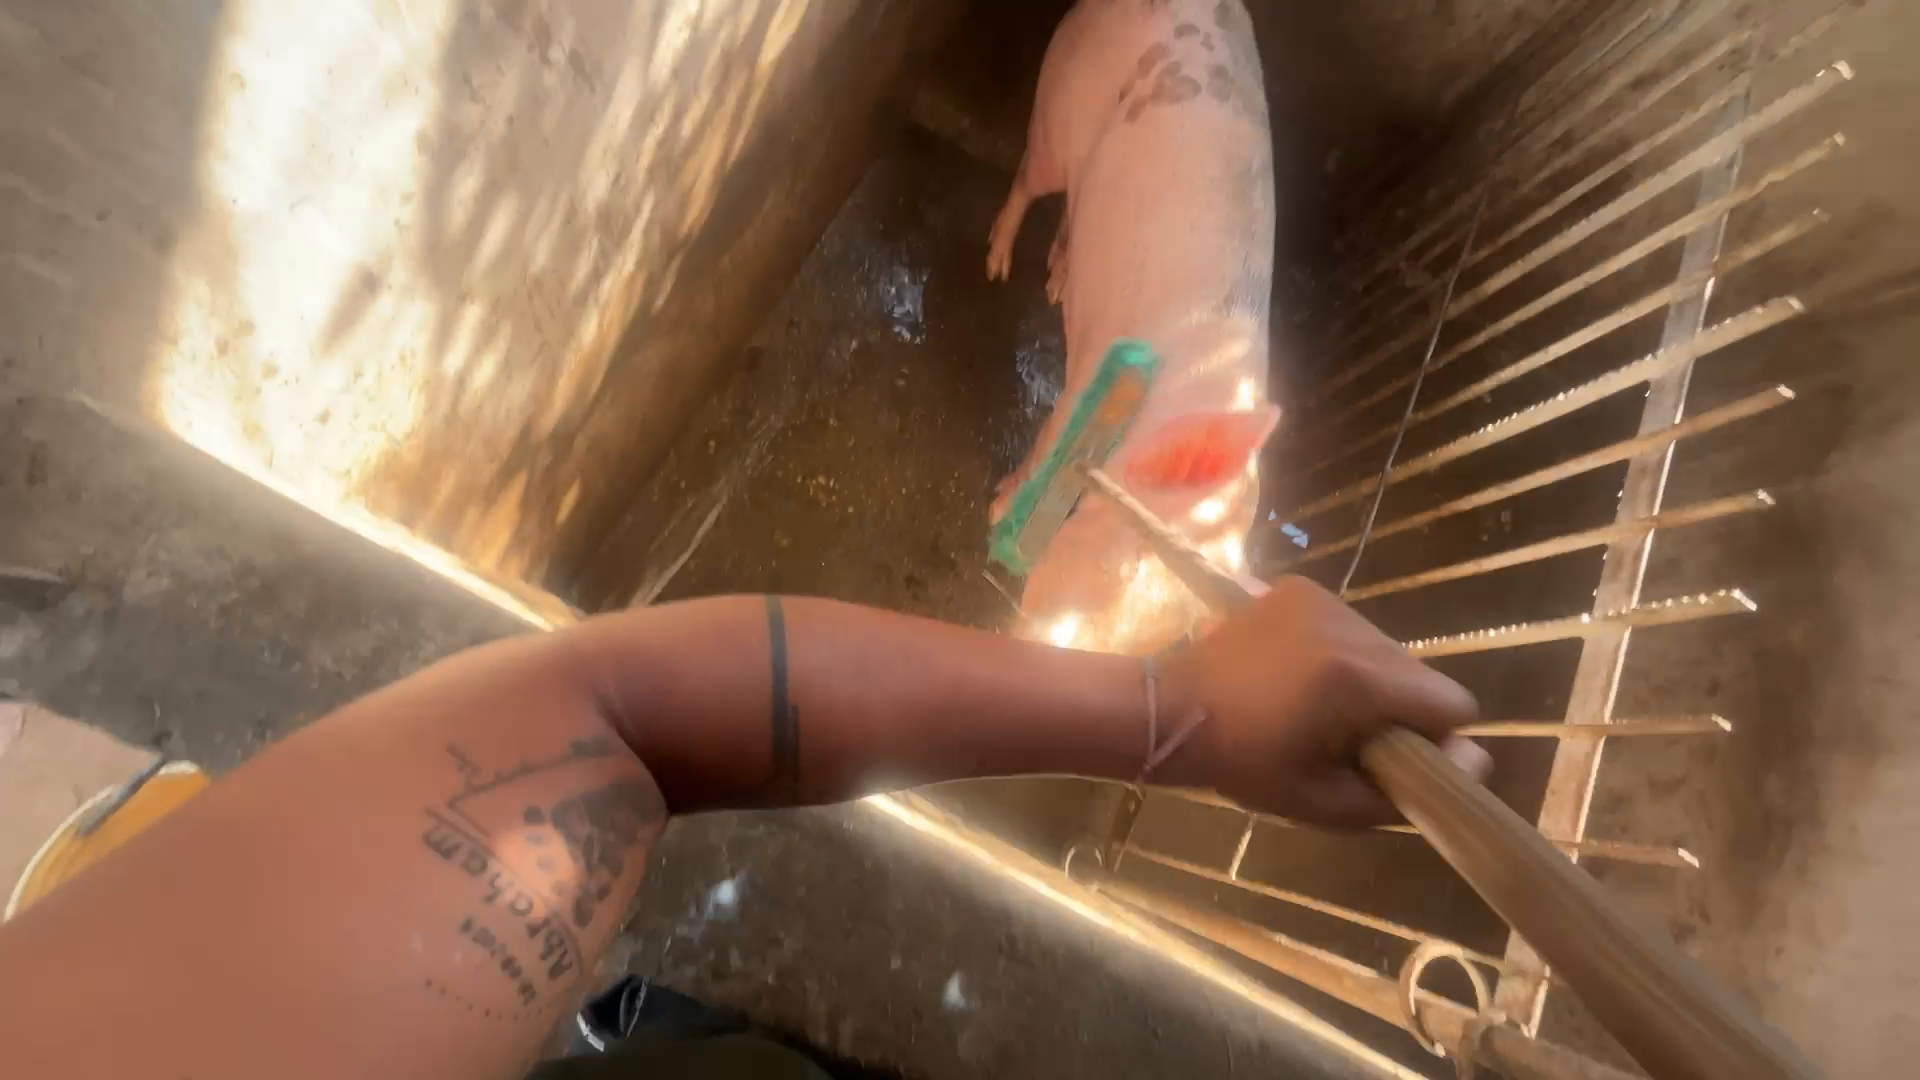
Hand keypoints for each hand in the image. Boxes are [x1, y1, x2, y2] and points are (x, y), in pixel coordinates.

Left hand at [1157, 575, 1487, 826]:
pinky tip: (1297, 673)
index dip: (1433, 737)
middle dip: (1397, 706)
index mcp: (1356, 675)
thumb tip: (1475, 759)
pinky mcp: (1296, 587)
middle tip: (1342, 732)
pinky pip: (1348, 625)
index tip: (1388, 754)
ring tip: (1313, 702)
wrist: (1171, 707)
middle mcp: (1345, 623)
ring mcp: (1318, 598)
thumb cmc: (1244, 761)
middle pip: (1416, 672)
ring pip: (1384, 647)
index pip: (1451, 702)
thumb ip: (1407, 790)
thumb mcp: (1325, 801)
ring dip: (1368, 677)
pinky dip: (1339, 650)